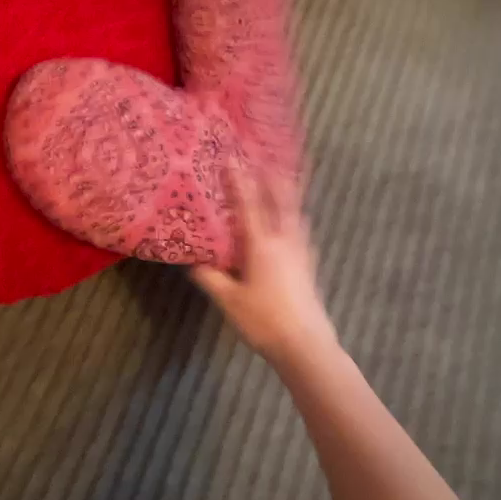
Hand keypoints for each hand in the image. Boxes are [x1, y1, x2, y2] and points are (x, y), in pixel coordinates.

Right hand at [191, 162, 336, 362]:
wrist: (306, 346)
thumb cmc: (264, 320)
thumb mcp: (228, 300)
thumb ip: (209, 277)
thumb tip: (190, 259)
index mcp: (262, 245)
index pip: (249, 205)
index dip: (240, 180)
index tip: (232, 157)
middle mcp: (285, 241)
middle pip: (282, 199)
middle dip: (274, 174)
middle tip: (270, 152)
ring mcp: (302, 252)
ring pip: (296, 212)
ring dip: (288, 192)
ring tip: (283, 176)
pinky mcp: (310, 265)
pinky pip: (302, 229)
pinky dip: (295, 215)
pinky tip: (294, 221)